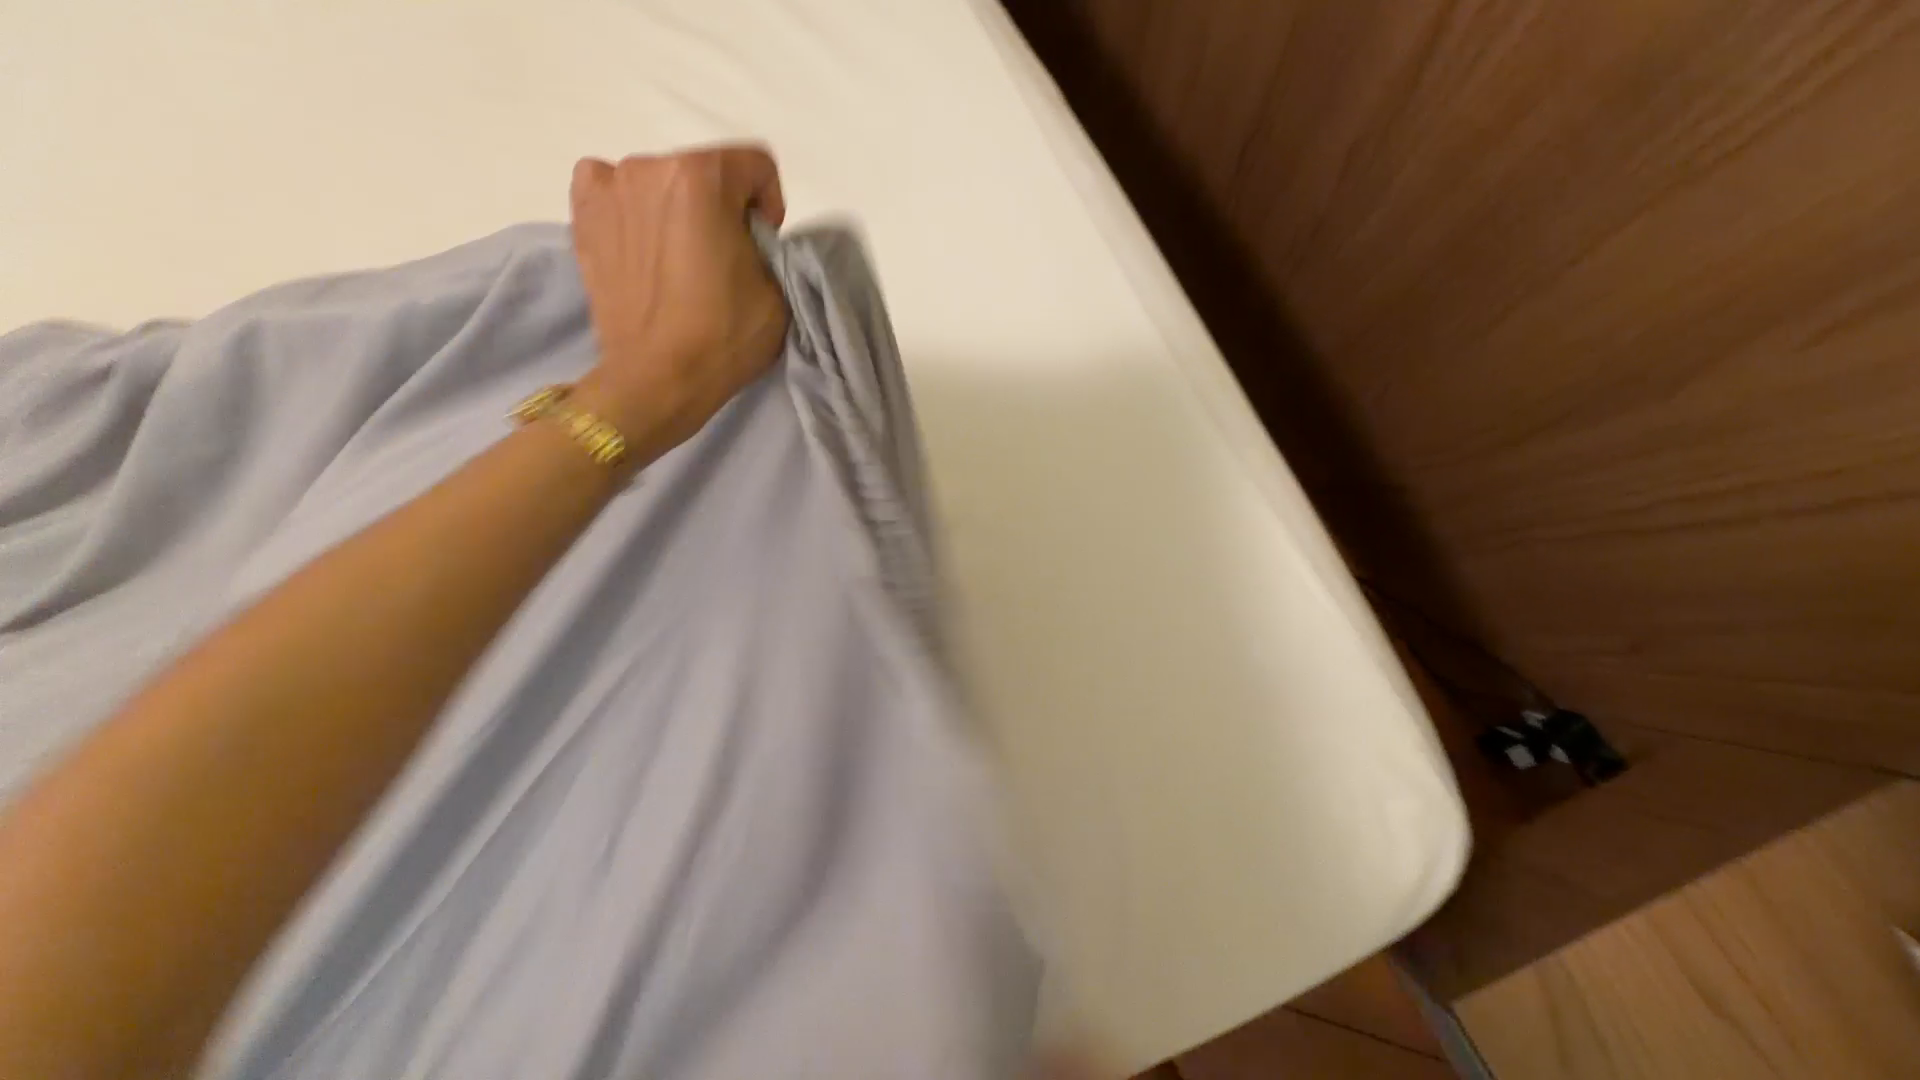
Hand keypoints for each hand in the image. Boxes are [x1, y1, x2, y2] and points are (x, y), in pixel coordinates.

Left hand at [567, 144, 788, 456]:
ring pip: (661, 182)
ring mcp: (609, 189)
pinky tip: (640, 239)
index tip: (763, 245)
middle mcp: (649, 167)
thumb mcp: (778, 289)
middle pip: (706, 171)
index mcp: (702, 178)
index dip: (770, 205)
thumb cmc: (724, 336)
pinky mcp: (583, 217)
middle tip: (723, 258)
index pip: (756, 165)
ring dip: (677, 209)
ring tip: (680, 259)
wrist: (656, 380)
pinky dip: (629, 206)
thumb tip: (747, 236)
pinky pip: (610, 187)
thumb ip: (770, 246)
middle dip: (722, 207)